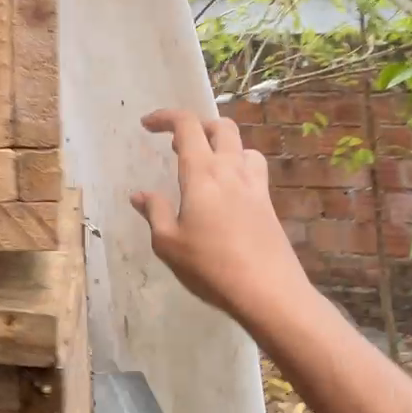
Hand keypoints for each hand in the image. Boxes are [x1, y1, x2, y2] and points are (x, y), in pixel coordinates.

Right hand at [130, 109, 313, 328]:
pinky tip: (228, 194)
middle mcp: (231, 170)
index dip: (165, 117)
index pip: (186, 125)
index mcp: (202, 172)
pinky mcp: (269, 207)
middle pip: (221, 127)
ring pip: (244, 147)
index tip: (147, 125)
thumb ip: (154, 213)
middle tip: (178, 144)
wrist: (271, 295)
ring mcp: (255, 187)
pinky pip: (255, 171)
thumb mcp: (168, 244)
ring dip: (224, 146)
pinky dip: (239, 168)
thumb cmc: (212, 267)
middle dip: (198, 126)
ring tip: (207, 165)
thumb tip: (140, 195)